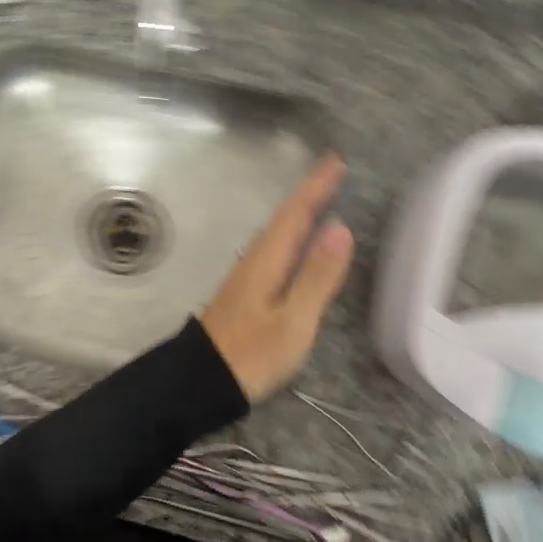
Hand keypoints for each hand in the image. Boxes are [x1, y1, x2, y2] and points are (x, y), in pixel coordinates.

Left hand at [199, 154, 353, 402]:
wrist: (202, 381)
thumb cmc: (252, 354)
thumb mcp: (294, 320)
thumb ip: (317, 276)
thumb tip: (340, 228)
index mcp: (267, 261)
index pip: (295, 213)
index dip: (315, 186)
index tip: (335, 160)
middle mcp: (254, 261)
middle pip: (284, 219)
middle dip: (309, 194)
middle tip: (333, 173)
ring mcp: (246, 277)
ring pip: (276, 234)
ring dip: (298, 214)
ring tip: (320, 200)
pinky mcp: (245, 293)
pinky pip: (273, 250)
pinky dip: (290, 236)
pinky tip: (295, 246)